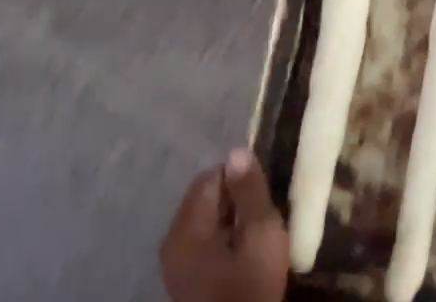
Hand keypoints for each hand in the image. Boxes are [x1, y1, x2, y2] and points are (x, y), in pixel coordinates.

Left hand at [161, 149, 290, 301]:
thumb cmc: (251, 285)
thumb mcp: (261, 233)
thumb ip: (250, 191)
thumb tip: (237, 151)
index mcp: (187, 228)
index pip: (211, 176)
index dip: (240, 177)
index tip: (263, 193)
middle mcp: (172, 240)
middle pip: (205, 196)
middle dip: (236, 196)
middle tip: (263, 213)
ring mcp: (175, 261)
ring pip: (206, 217)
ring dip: (232, 216)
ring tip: (256, 232)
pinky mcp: (185, 275)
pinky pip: (204, 238)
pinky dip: (225, 235)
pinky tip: (243, 250)